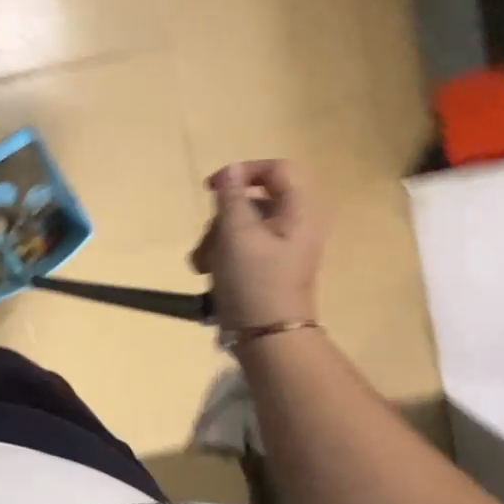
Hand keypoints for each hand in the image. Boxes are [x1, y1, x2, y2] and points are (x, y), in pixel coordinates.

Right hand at [189, 159, 323, 328]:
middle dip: (220, 219)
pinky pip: (240, 246)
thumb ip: (231, 198)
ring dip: (214, 240)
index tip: (210, 188)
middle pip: (251, 200)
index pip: (275, 169)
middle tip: (207, 241)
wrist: (267, 334)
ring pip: (239, 225)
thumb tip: (230, 169)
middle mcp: (295, 223)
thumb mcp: (236, 235)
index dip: (242, 171)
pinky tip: (208, 272)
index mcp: (299, 210)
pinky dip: (221, 254)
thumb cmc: (254, 280)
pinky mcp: (267, 265)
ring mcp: (282, 246)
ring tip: (204, 265)